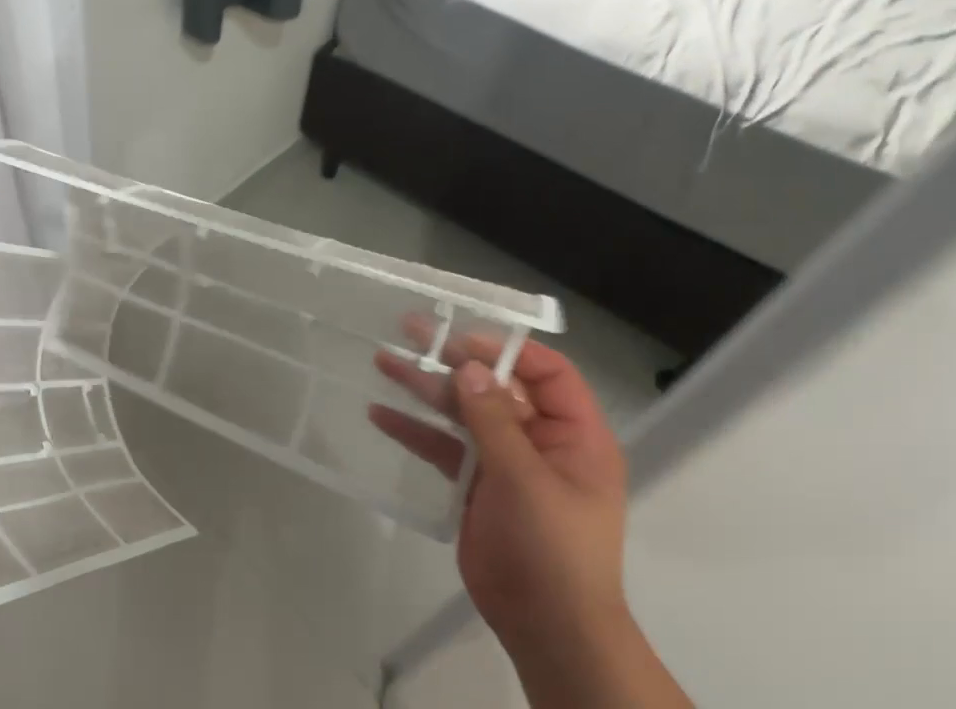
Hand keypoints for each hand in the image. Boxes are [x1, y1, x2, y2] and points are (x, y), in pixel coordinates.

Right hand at [369, 318, 628, 652]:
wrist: (545, 624)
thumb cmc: (552, 547)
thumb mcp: (525, 478)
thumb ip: (493, 420)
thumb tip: (469, 367)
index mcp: (574, 435)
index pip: (548, 373)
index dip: (507, 350)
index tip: (460, 338)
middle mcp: (541, 441)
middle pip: (496, 388)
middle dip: (453, 362)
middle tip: (409, 331)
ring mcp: (506, 464)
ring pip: (463, 414)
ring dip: (425, 390)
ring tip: (383, 362)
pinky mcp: (475, 487)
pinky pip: (443, 448)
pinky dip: (414, 431)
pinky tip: (380, 415)